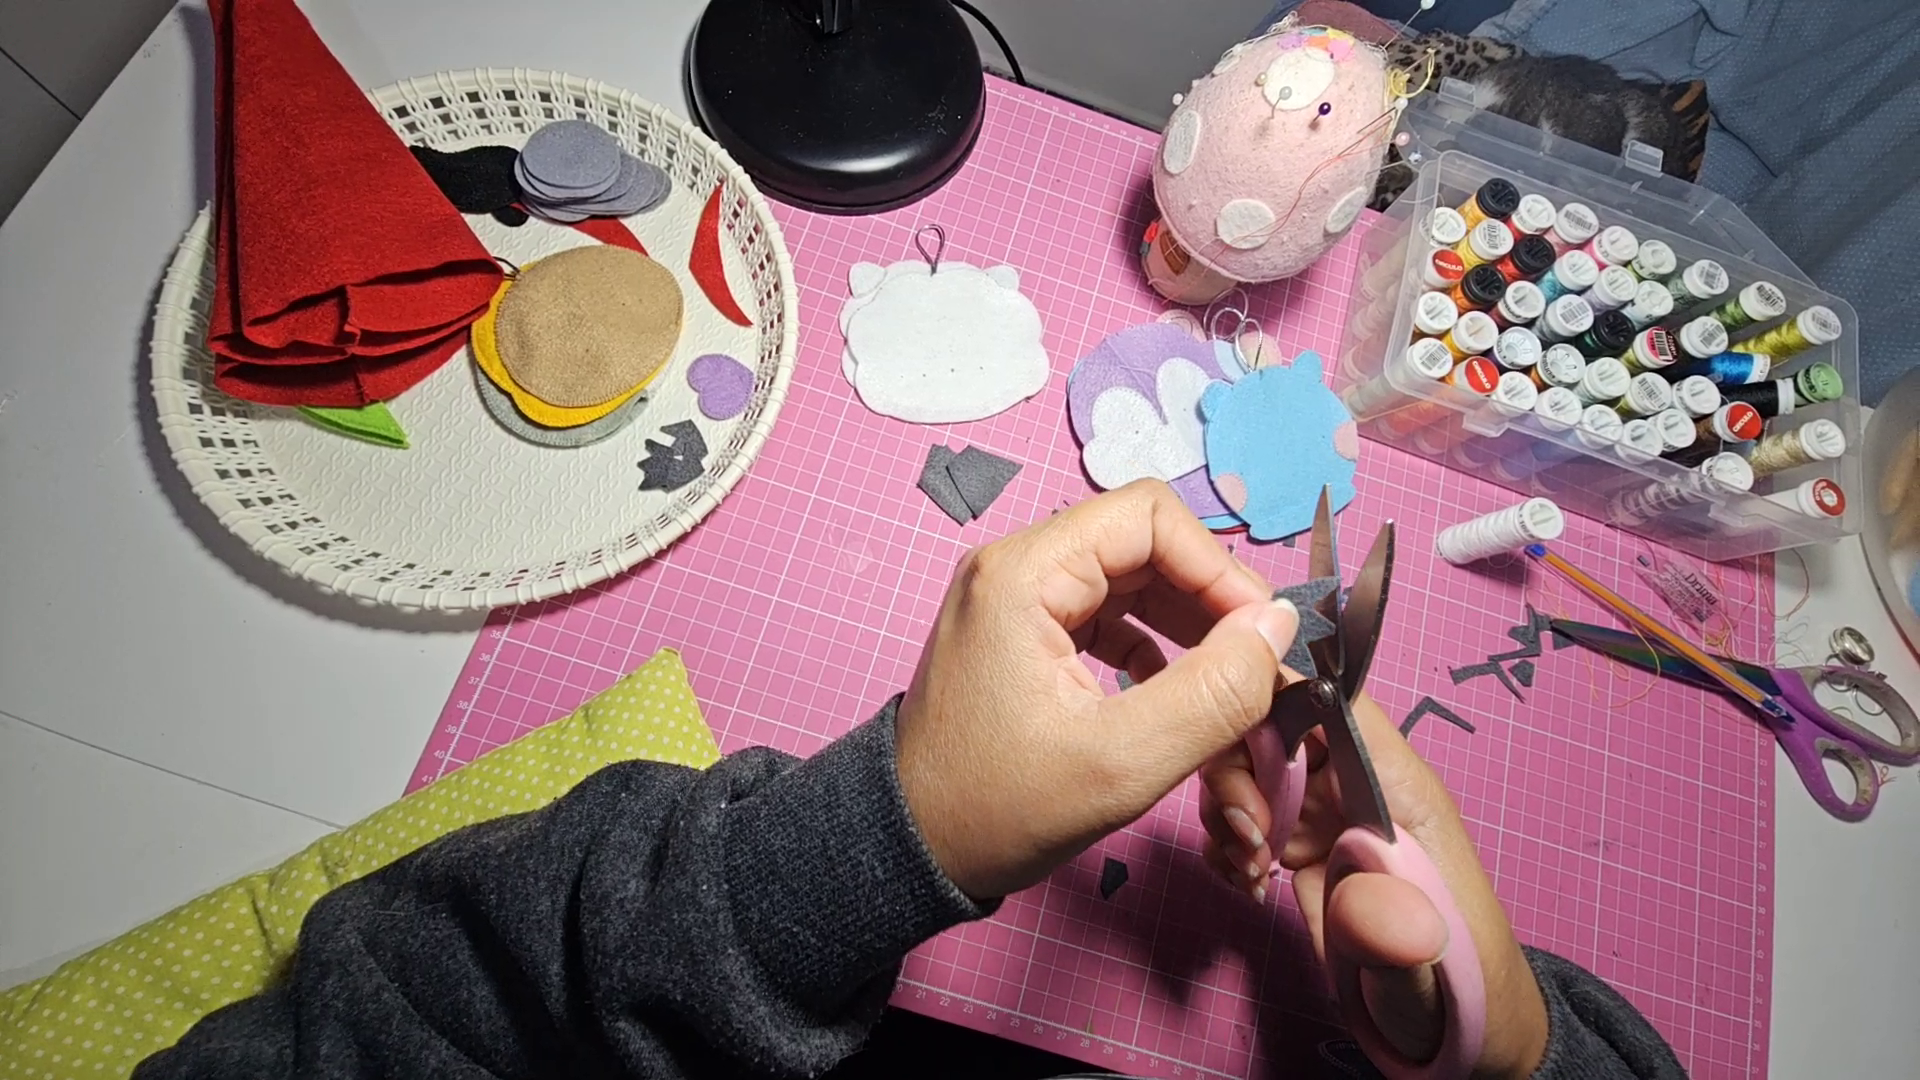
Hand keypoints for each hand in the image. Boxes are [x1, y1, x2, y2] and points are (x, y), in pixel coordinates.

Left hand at [895, 480, 1300, 899]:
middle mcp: (1016, 568)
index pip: (1146, 517)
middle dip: (1208, 600)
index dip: (1216, 566)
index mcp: (1023, 574)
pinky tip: (1175, 690)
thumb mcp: (1119, 761)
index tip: (1261, 631)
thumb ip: (1211, 693)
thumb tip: (1275, 624)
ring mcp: (1018, 598)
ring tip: (1229, 683)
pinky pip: (1105, 615)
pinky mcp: (1026, 632)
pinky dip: (1151, 644)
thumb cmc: (996, 807)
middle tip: (1255, 664)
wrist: (914, 846)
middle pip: (1141, 545)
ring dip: (1186, 626)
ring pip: (1129, 581)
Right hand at [1200, 693, 1548, 1078]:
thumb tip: (1350, 886)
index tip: (1250, 771)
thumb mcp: (1435, 965)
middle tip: (1249, 838)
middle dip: (1233, 775)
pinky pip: (1231, 814)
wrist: (1454, 1029)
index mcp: (1388, 776)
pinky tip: (1245, 882)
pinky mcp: (1285, 838)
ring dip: (1223, 814)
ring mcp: (1310, 807)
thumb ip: (1392, 924)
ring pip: (1236, 766)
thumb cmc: (1462, 989)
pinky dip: (1222, 843)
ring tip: (1249, 871)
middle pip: (1260, 724)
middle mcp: (1343, 777)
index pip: (1320, 696)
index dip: (1267, 704)